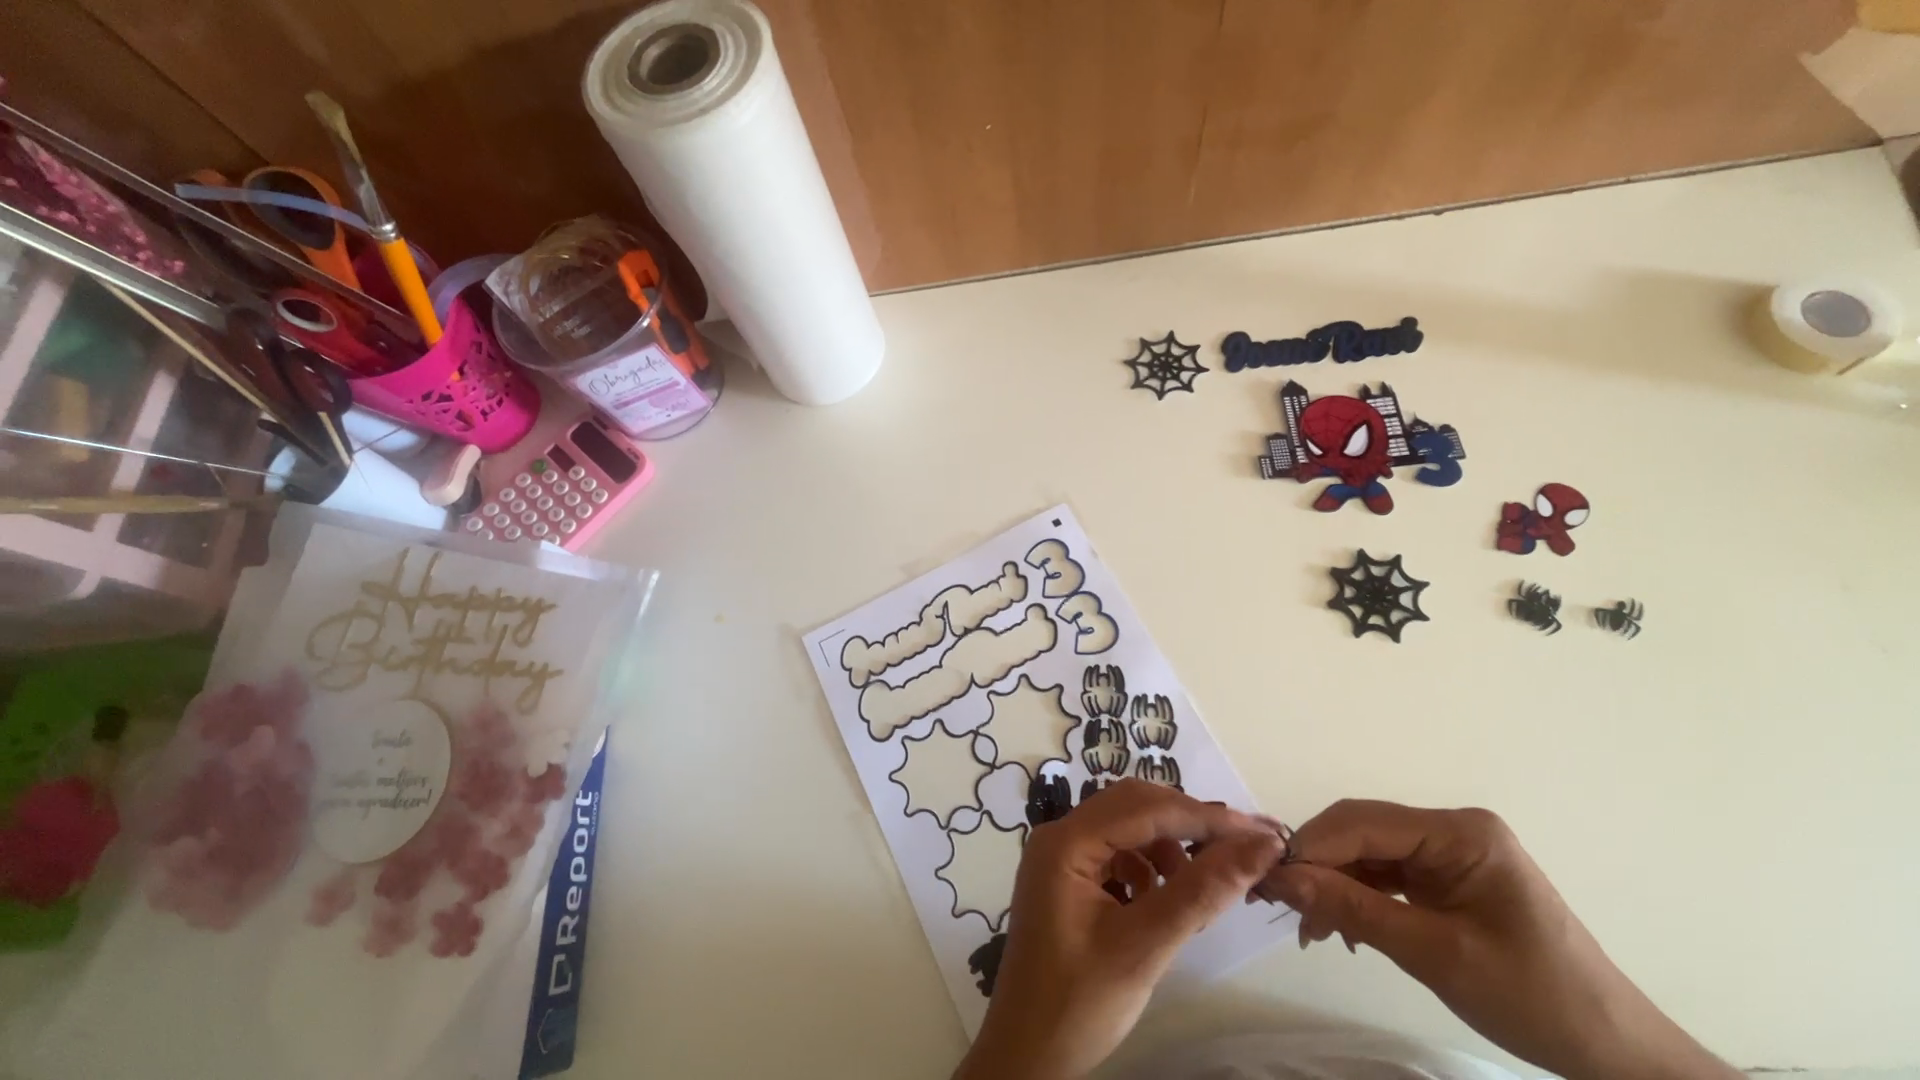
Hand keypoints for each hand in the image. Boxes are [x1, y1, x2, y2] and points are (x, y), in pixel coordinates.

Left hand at [954, 780, 1287, 1079]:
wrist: (1026, 1055)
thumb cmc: (1079, 1002)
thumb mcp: (1146, 945)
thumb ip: (1202, 890)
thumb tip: (1261, 846)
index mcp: (1066, 842)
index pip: (1147, 809)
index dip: (1208, 818)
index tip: (1265, 833)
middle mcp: (1059, 837)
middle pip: (1136, 808)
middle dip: (1193, 825)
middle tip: (1248, 850)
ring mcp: (1061, 859)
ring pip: (1130, 829)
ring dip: (1173, 846)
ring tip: (1210, 881)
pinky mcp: (1069, 882)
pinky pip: (1119, 854)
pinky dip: (1152, 867)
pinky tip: (1172, 897)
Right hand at [1260, 800, 1738, 1079]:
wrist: (1608, 1046)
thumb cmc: (1530, 995)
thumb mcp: (1433, 953)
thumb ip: (1354, 909)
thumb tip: (1281, 879)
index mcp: (1460, 833)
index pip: (1363, 823)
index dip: (1310, 848)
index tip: (1267, 882)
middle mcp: (1452, 830)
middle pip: (1361, 832)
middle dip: (1318, 867)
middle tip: (1281, 906)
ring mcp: (1451, 854)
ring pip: (1368, 854)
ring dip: (1335, 887)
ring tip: (1312, 930)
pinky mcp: (1449, 879)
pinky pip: (1387, 875)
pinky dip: (1359, 899)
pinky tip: (1343, 930)